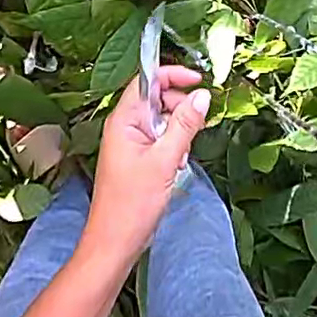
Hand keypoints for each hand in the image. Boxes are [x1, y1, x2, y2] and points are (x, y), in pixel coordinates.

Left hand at [78, 65, 210, 269]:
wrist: (114, 242)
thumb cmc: (132, 205)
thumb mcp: (165, 160)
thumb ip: (185, 125)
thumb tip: (202, 96)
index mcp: (123, 119)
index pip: (146, 80)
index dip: (172, 74)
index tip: (197, 79)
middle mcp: (123, 125)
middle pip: (155, 97)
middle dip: (179, 105)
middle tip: (197, 121)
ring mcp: (128, 141)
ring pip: (159, 119)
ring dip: (177, 128)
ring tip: (182, 153)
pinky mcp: (134, 157)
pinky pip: (157, 138)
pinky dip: (171, 145)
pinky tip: (176, 164)